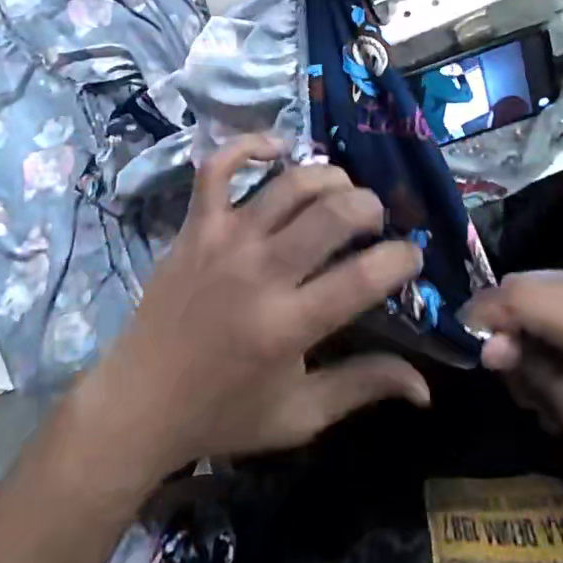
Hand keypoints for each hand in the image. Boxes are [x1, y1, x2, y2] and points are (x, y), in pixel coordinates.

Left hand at [74, 136, 429, 474]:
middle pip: (334, 213)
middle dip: (371, 208)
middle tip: (375, 223)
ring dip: (330, 179)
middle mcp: (260, 273)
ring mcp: (223, 242)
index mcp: (289, 325)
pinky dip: (250, 147)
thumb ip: (364, 387)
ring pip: (291, 184)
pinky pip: (218, 168)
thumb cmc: (223, 414)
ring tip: (341, 194)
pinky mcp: (194, 227)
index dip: (403, 258)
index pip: (366, 276)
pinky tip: (280, 150)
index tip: (411, 258)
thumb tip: (426, 386)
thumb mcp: (300, 415)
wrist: (135, 406)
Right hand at [462, 261, 562, 544]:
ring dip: (533, 325)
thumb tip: (491, 346)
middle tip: (509, 383)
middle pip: (532, 283)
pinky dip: (560, 320)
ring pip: (552, 284)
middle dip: (507, 326)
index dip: (483, 319)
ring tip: (544, 386)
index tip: (465, 354)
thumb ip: (542, 378)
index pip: (521, 294)